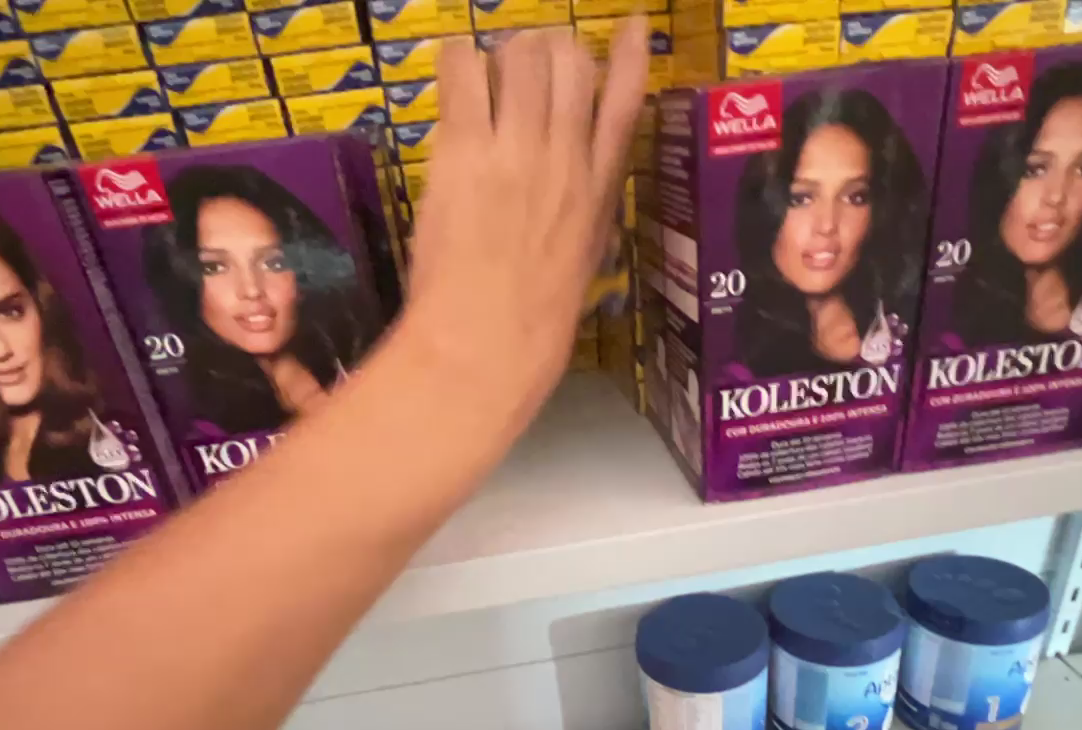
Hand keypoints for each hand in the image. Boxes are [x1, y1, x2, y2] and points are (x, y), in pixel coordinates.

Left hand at [399, 22, 649, 417]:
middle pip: (570, 60)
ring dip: (500, 56)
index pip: (626, 105)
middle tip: (519, 73)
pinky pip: (463, 67)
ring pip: (521, 53)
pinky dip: (456, 62)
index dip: (628, 57)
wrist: (488, 346)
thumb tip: (572, 203)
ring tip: (482, 83)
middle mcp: (567, 160)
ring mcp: (519, 150)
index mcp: (598, 194)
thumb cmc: (534, 329)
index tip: (630, 25)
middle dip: (545, 53)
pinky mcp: (467, 150)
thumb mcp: (579, 269)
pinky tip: (451, 82)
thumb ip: (581, 221)